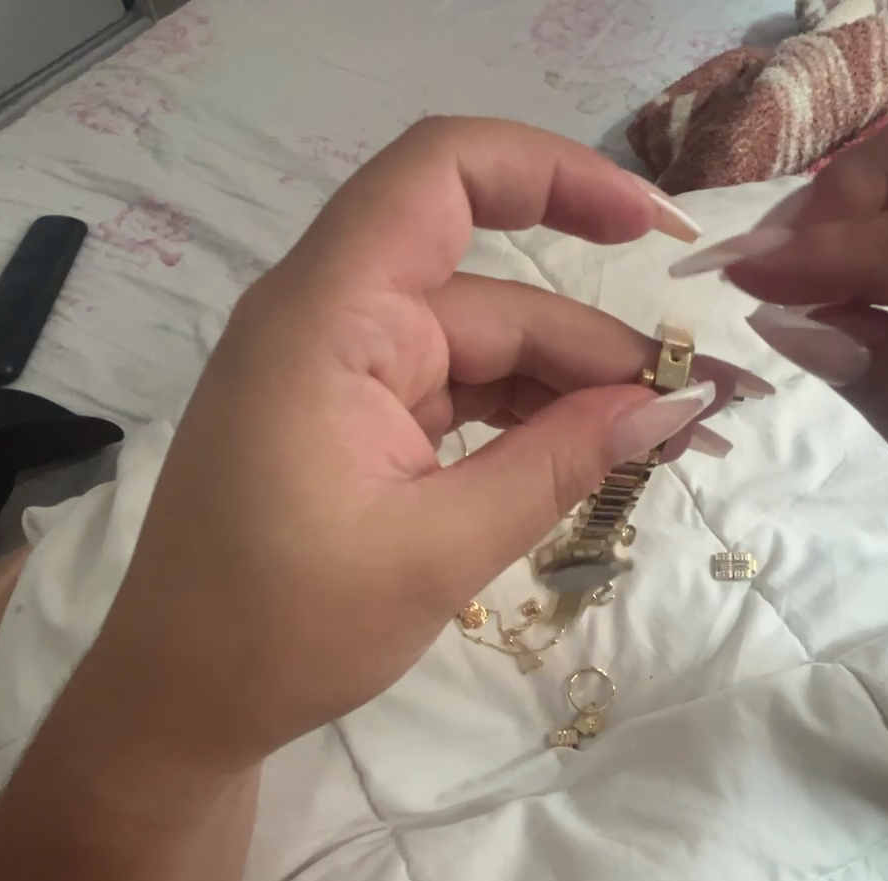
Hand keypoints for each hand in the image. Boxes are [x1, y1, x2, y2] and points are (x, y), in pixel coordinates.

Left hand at [82, 117, 766, 765]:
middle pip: (496, 297)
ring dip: (575, 394)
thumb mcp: (439, 548)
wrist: (186, 700)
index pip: (441, 177)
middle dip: (602, 349)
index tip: (652, 227)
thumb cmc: (286, 630)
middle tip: (701, 408)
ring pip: (488, 352)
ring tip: (667, 441)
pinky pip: (463, 397)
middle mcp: (336, 322)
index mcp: (329, 319)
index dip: (556, 174)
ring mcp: (348, 374)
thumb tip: (673, 406)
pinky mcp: (360, 421)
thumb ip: (560, 465)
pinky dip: (528, 424)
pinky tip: (591, 456)